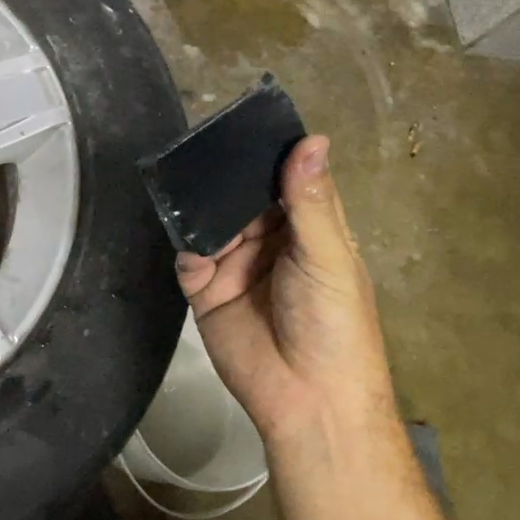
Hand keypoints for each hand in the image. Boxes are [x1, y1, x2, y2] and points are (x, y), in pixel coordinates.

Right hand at [174, 135, 392, 439]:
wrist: (306, 398)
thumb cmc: (333, 324)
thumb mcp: (328, 257)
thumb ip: (310, 202)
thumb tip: (313, 139)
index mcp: (310, 231)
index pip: (288, 182)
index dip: (272, 155)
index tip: (247, 122)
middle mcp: (270, 243)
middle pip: (242, 199)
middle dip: (226, 179)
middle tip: (203, 147)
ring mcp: (235, 267)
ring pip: (211, 224)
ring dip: (201, 209)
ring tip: (186, 186)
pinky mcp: (206, 292)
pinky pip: (189, 260)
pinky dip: (187, 249)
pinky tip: (192, 246)